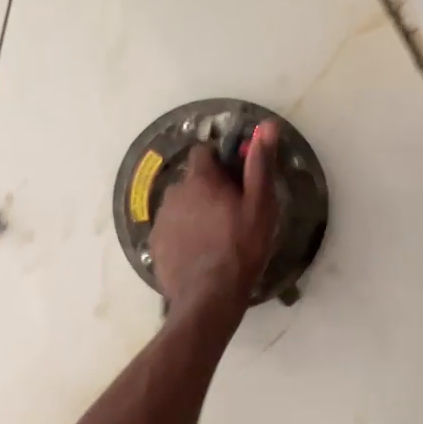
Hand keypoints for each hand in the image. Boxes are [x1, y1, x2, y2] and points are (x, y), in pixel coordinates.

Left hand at [151, 121, 279, 312]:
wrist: (209, 298)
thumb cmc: (241, 249)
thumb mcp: (260, 206)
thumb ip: (260, 165)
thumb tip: (267, 125)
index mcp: (201, 180)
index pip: (203, 153)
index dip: (221, 162)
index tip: (236, 180)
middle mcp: (174, 193)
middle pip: (193, 180)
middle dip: (209, 190)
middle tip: (232, 213)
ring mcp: (161, 220)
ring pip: (181, 205)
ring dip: (195, 212)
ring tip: (216, 237)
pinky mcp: (155, 244)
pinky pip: (172, 229)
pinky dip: (184, 234)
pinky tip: (200, 253)